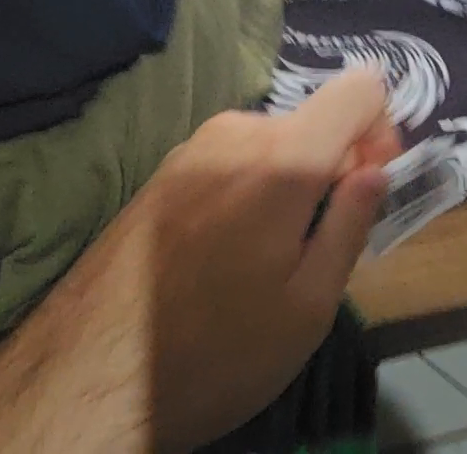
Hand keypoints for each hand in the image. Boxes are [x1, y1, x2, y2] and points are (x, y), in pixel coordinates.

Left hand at [0, 70, 399, 453]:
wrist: (85, 379)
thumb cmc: (217, 352)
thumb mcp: (309, 305)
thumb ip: (351, 222)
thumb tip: (375, 169)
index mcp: (282, 157)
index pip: (360, 88)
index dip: (381, 130)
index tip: (368, 187)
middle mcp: (236, 131)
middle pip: (315, 122)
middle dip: (333, 169)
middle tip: (316, 246)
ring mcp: (193, 147)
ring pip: (275, 144)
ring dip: (290, 184)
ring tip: (267, 260)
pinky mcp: (164, 169)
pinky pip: (234, 159)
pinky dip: (251, 189)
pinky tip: (225, 255)